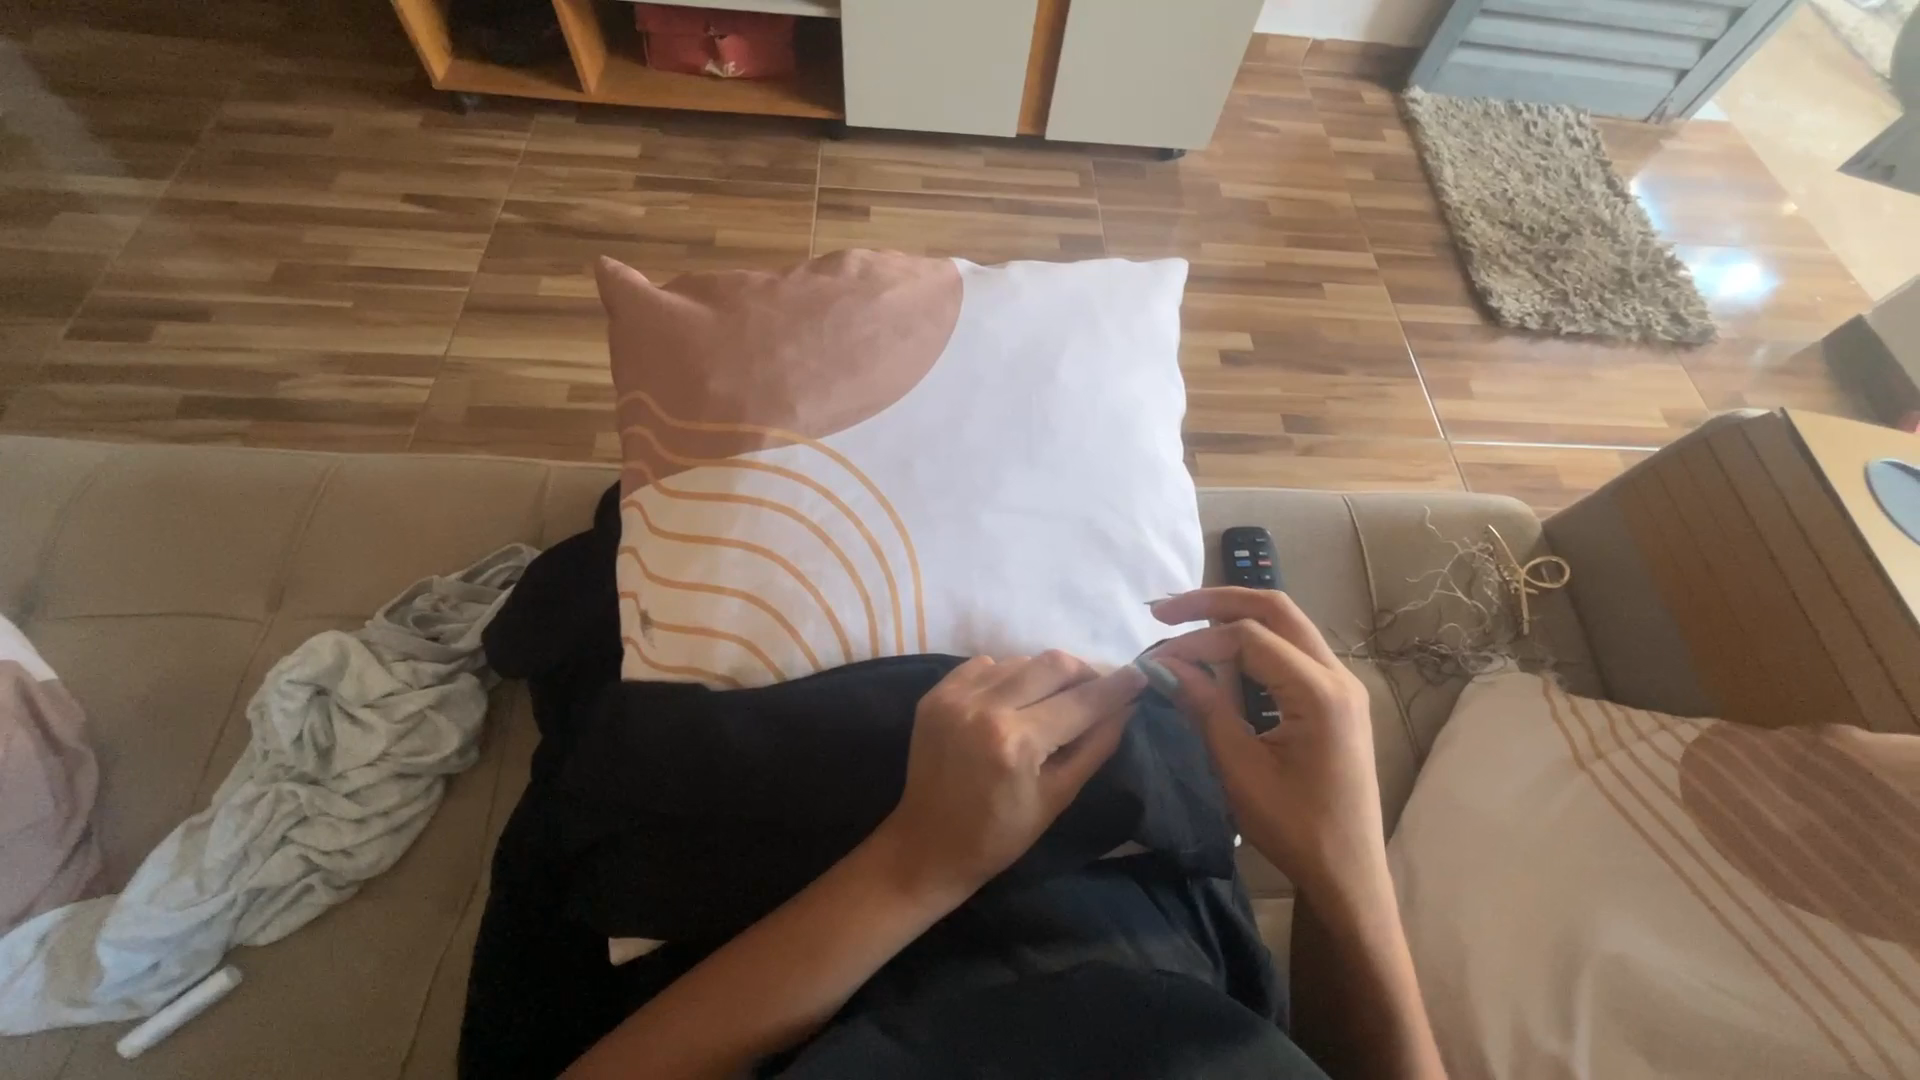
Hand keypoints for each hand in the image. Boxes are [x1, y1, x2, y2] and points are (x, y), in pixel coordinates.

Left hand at [877, 652, 1146, 901]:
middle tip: (1097, 690)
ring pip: (1020, 661)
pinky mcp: (936, 694)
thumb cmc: (1000, 834)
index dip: (1116, 687)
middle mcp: (985, 708)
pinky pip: (985, 665)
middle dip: (1083, 673)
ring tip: (1053, 701)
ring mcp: (956, 697)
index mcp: (1017, 742)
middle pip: (1052, 664)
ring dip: (1045, 676)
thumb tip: (1126, 706)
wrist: (928, 845)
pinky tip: (1012, 700)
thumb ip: (1095, 746)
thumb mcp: (1058, 796)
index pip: (1081, 701)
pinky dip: (1007, 676)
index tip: (1139, 675)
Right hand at [1145, 588, 1388, 907]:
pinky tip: (1218, 657)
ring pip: (1284, 625)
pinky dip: (1250, 644)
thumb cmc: (1295, 827)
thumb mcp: (1239, 768)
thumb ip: (1204, 706)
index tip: (1156, 661)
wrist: (1348, 874)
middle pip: (1274, 609)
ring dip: (1233, 617)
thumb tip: (1163, 664)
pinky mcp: (1334, 699)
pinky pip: (1290, 651)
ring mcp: (1340, 686)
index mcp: (1320, 693)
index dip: (1196, 641)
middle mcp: (1338, 676)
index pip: (1248, 638)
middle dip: (1215, 602)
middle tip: (1164, 611)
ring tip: (1183, 625)